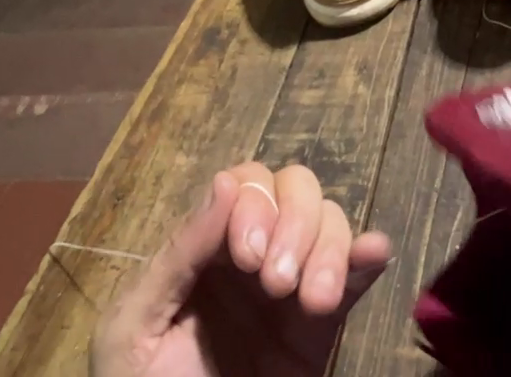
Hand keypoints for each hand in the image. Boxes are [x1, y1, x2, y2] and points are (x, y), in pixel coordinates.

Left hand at [90, 162, 392, 376]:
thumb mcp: (136, 329)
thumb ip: (178, 257)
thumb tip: (225, 181)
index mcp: (205, 245)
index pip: (246, 183)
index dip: (255, 204)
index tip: (246, 257)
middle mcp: (255, 250)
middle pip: (296, 188)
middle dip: (295, 222)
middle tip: (278, 282)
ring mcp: (293, 282)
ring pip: (329, 221)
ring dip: (328, 248)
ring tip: (313, 300)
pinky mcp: (325, 320)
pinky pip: (357, 273)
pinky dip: (368, 254)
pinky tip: (374, 251)